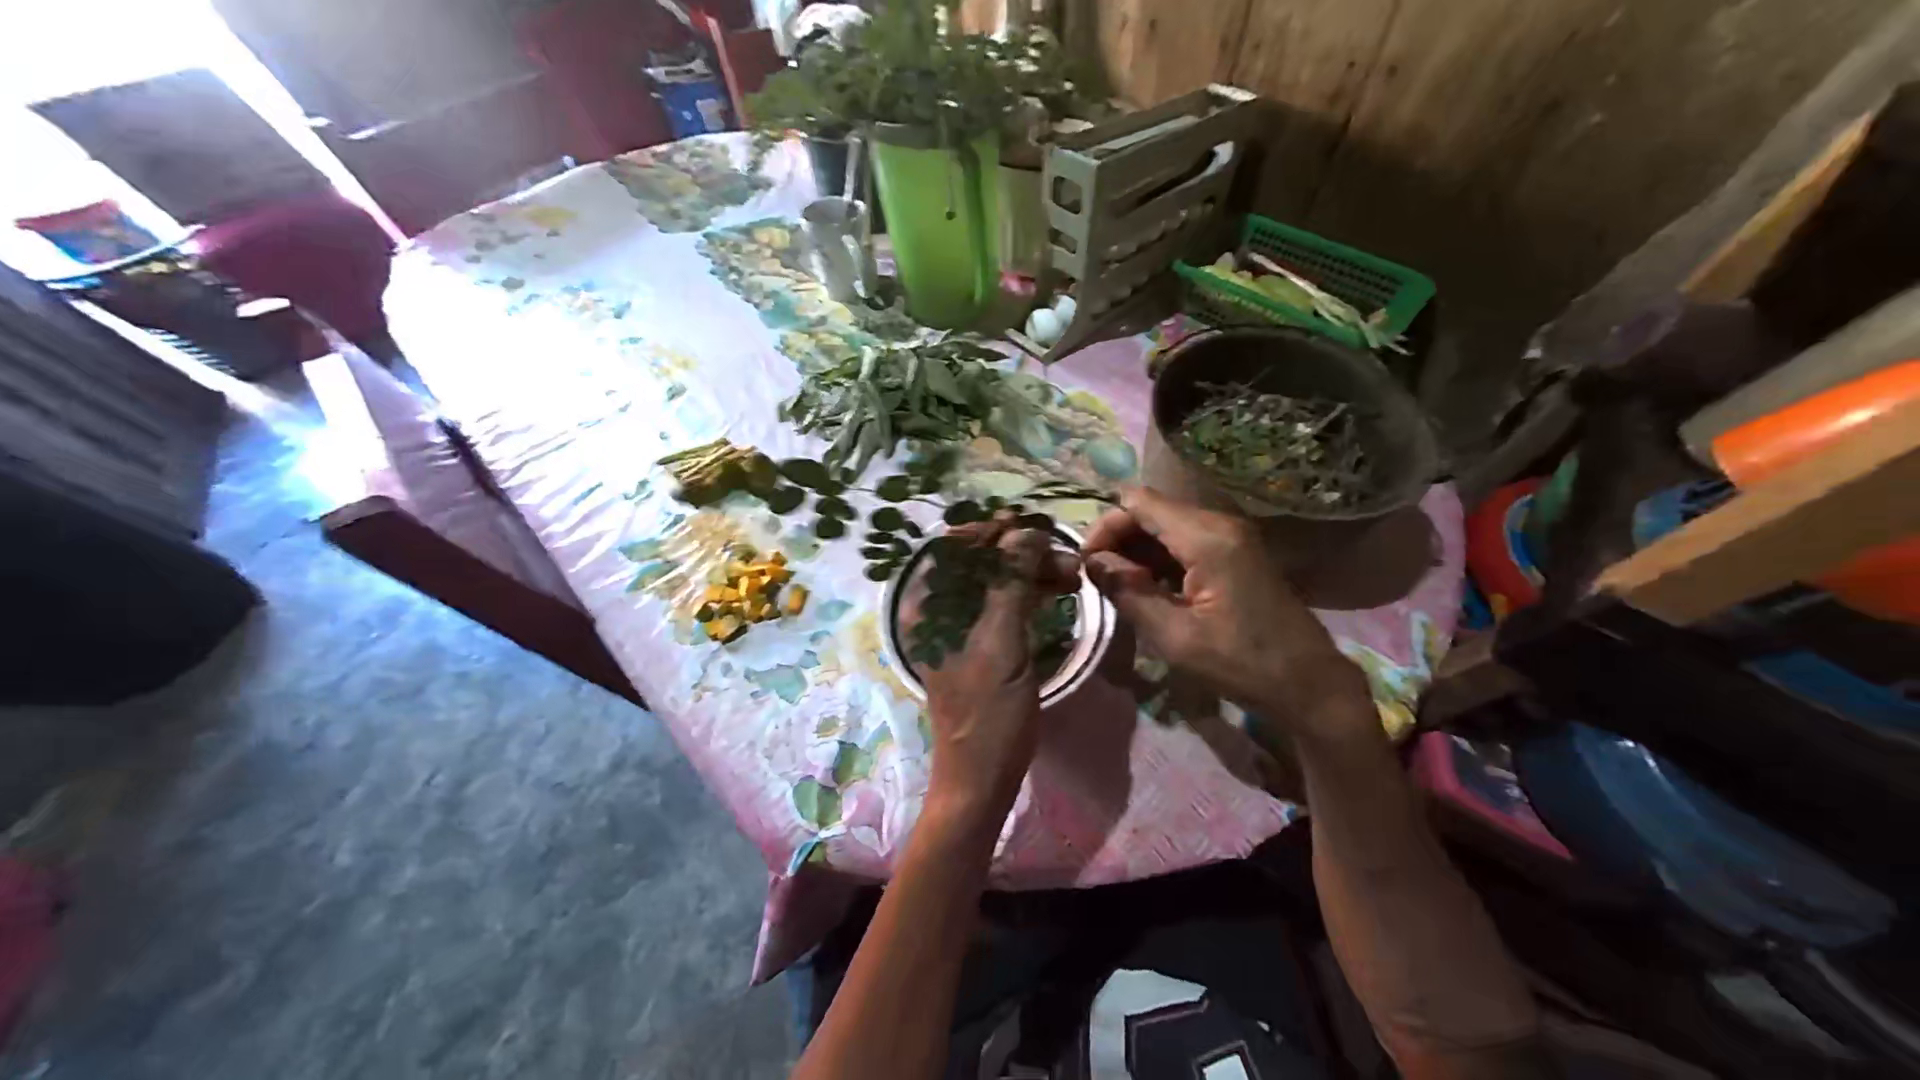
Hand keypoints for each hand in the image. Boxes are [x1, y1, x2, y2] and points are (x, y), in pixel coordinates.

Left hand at [901, 515, 1077, 826]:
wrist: (981, 777)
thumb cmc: (989, 714)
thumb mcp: (1002, 644)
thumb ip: (1010, 584)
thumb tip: (1025, 532)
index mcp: (930, 607)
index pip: (953, 547)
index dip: (991, 531)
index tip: (1033, 529)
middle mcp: (939, 611)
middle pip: (978, 563)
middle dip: (1021, 553)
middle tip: (1064, 557)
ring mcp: (961, 629)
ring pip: (996, 584)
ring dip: (1031, 573)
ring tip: (1072, 574)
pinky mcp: (982, 645)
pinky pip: (1004, 607)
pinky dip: (1030, 595)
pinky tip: (1060, 591)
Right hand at [1083, 486, 1369, 738]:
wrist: (1308, 683)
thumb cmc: (1241, 664)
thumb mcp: (1173, 636)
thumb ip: (1127, 592)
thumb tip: (1091, 562)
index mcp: (1206, 538)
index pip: (1137, 503)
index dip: (1104, 526)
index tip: (1086, 564)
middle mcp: (1219, 524)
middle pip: (1151, 509)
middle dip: (1118, 538)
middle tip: (1097, 579)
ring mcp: (1231, 536)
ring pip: (1165, 525)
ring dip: (1136, 550)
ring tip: (1118, 588)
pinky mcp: (1235, 551)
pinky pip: (1184, 541)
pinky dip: (1159, 559)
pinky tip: (1148, 590)